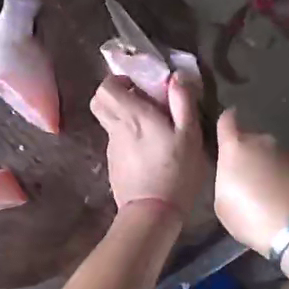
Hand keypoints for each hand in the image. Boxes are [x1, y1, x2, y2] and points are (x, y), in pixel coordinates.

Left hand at [91, 74, 207, 213]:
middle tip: (138, 99)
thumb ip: (183, 102)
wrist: (151, 212)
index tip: (137, 85)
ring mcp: (111, 148)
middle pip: (99, 102)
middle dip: (114, 95)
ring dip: (123, 116)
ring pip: (107, 121)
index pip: (105, 88)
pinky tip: (148, 150)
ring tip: (150, 127)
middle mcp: (116, 128)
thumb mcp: (190, 134)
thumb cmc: (175, 170)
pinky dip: (126, 137)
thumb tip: (176, 76)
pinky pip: (115, 141)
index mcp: (132, 116)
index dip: (117, 81)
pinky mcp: (113, 164)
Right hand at [214, 109, 288, 254]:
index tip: (225, 124)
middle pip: (251, 141)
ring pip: (272, 156)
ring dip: (268, 169)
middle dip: (247, 155)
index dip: (225, 121)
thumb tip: (236, 175)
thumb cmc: (250, 216)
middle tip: (244, 179)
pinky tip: (285, 202)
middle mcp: (263, 144)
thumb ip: (226, 180)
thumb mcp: (222, 203)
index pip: (227, 121)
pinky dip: (286, 181)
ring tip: (266, 195)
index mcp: (236, 148)